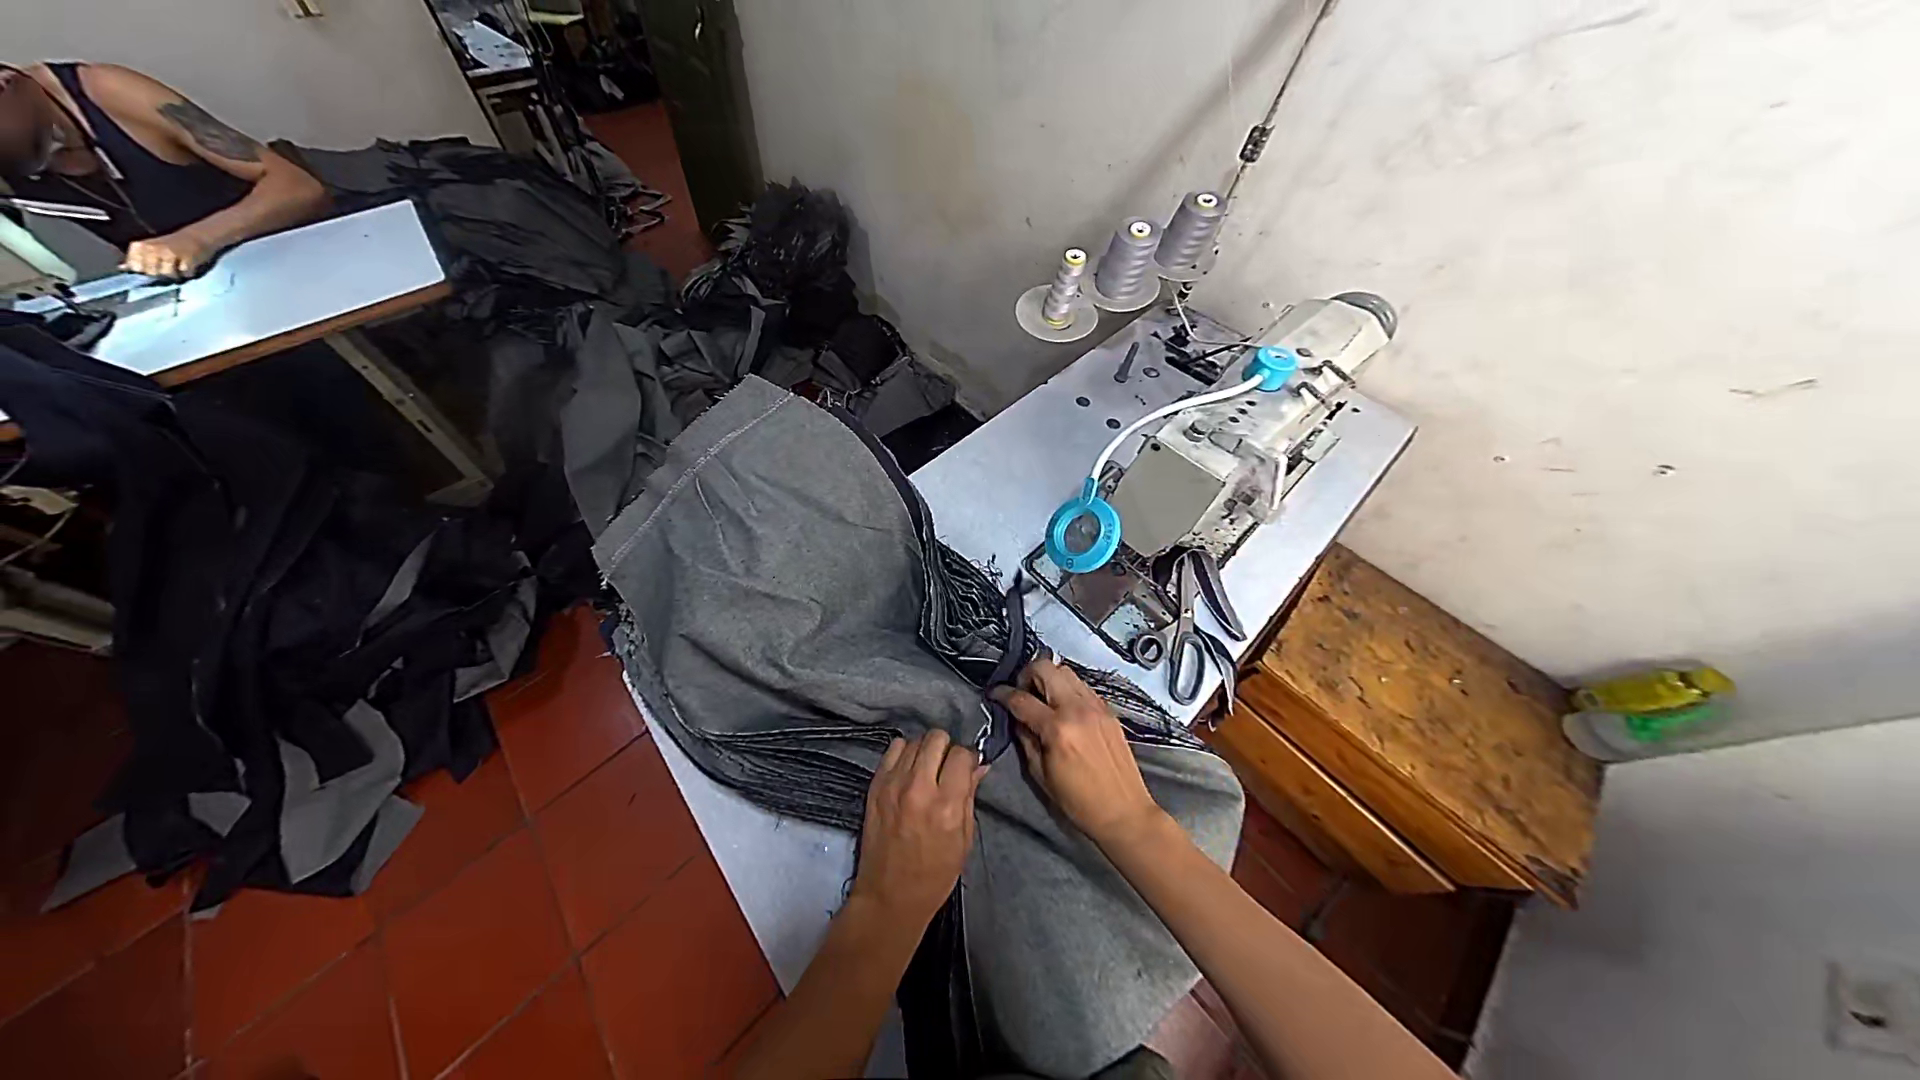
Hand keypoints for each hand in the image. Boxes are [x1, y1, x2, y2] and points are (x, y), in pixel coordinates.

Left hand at [123, 230, 214, 278]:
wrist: (194, 238)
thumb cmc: (169, 244)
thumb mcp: (148, 249)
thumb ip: (135, 259)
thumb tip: (122, 268)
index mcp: (139, 246)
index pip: (135, 267)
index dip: (144, 271)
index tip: (151, 269)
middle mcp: (152, 249)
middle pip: (152, 272)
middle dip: (160, 275)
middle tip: (166, 270)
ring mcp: (170, 254)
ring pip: (168, 274)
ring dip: (175, 275)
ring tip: (177, 270)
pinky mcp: (187, 260)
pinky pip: (185, 273)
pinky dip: (187, 273)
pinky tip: (188, 268)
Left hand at [849, 729, 985, 926]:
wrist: (889, 896)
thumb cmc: (934, 875)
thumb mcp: (964, 839)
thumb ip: (969, 796)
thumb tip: (979, 765)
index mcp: (946, 805)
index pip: (962, 754)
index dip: (968, 759)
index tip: (967, 768)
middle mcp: (919, 787)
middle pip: (936, 738)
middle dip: (947, 748)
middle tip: (946, 767)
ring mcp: (893, 784)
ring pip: (914, 740)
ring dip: (925, 750)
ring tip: (927, 768)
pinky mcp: (875, 786)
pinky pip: (892, 749)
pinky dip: (904, 753)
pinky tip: (908, 770)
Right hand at [991, 656, 1165, 848]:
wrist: (1124, 811)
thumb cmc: (1079, 801)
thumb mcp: (1040, 774)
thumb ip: (1025, 739)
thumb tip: (1016, 718)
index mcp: (1057, 729)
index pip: (1021, 698)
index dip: (1002, 693)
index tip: (994, 694)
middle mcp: (1077, 709)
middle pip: (1045, 667)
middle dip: (1026, 675)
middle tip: (1022, 692)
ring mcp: (1096, 706)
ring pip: (1065, 671)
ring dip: (1048, 678)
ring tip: (1043, 699)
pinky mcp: (1109, 710)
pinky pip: (1082, 686)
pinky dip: (1067, 689)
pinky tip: (1064, 709)